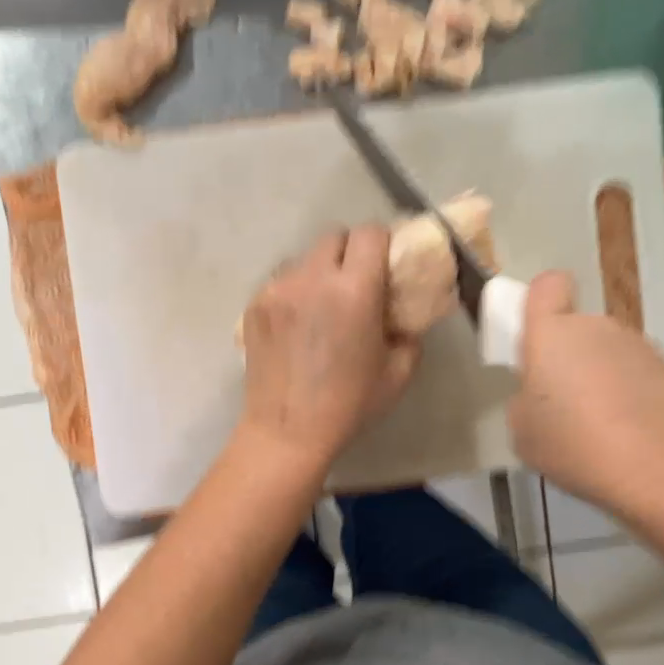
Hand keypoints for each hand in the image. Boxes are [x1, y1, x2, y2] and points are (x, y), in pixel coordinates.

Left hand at [239, 227, 420, 465]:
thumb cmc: (348, 405)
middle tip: (356, 283)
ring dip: (319, 271)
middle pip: (334, 236)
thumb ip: (408, 331)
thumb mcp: (398, 372)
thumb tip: (404, 313)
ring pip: (304, 259)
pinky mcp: (254, 305)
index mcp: (353, 290)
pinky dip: (294, 292)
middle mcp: (311, 279)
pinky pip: (281, 282)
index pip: (369, 233)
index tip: (385, 265)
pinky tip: (298, 324)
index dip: (381, 244)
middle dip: (350, 252)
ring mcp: (277, 290)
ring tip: (322, 305)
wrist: (286, 431)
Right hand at [507, 271, 663, 512]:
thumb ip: (524, 399)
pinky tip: (626, 437)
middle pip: (575, 330)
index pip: (546, 287)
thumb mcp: (523, 431)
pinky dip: (628, 399)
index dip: (538, 305)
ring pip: (606, 355)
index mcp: (552, 334)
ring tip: (596, 429)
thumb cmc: (577, 444)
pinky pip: (635, 378)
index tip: (533, 339)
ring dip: (598, 381)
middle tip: (560, 406)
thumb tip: (539, 395)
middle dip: (567, 360)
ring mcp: (640, 347)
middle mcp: (598, 328)